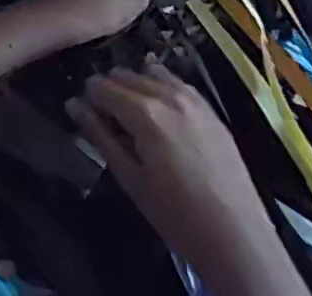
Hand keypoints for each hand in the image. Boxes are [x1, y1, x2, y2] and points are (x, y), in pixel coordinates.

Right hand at [66, 59, 307, 295]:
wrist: (239, 240)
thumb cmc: (176, 215)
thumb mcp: (129, 178)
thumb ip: (98, 135)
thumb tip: (72, 104)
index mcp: (143, 111)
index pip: (101, 86)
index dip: (88, 97)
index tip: (87, 114)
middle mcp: (167, 94)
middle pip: (124, 74)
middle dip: (110, 89)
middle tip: (109, 119)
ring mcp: (193, 100)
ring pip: (151, 72)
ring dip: (136, 85)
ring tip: (135, 116)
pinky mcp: (212, 111)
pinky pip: (177, 83)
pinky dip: (161, 86)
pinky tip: (162, 111)